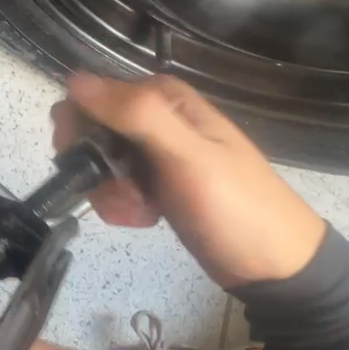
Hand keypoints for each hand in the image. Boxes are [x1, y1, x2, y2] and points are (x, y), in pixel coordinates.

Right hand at [52, 73, 327, 288]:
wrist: (274, 268)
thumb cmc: (235, 207)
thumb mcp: (187, 157)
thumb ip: (135, 115)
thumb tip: (74, 81)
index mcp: (164, 97)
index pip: (92, 94)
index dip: (81, 127)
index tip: (88, 160)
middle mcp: (155, 117)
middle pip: (89, 129)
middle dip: (95, 164)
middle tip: (122, 189)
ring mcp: (154, 152)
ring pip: (97, 162)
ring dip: (109, 190)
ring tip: (142, 210)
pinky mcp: (153, 184)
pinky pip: (114, 186)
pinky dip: (121, 205)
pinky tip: (146, 219)